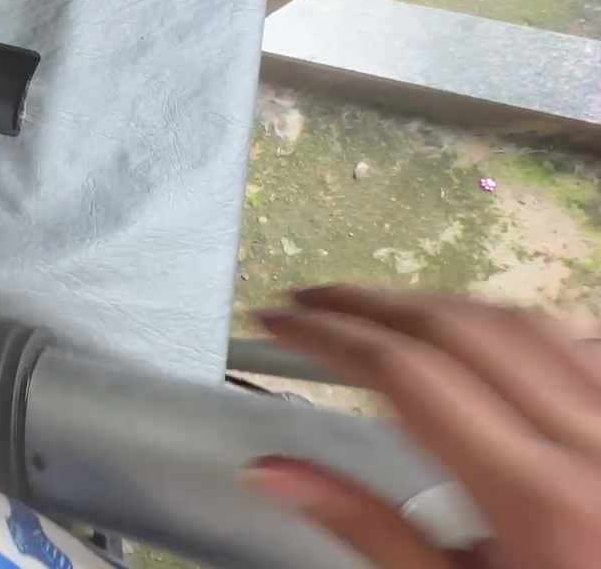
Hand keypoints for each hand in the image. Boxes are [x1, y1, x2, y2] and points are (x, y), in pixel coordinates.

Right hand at [247, 286, 600, 567]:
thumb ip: (368, 531)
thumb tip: (265, 469)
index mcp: (539, 498)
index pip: (400, 370)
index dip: (322, 332)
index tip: (271, 321)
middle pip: (458, 328)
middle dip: (364, 301)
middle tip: (304, 302)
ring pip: (527, 324)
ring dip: (434, 304)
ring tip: (377, 313)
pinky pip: (591, 349)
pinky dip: (522, 328)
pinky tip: (484, 339)